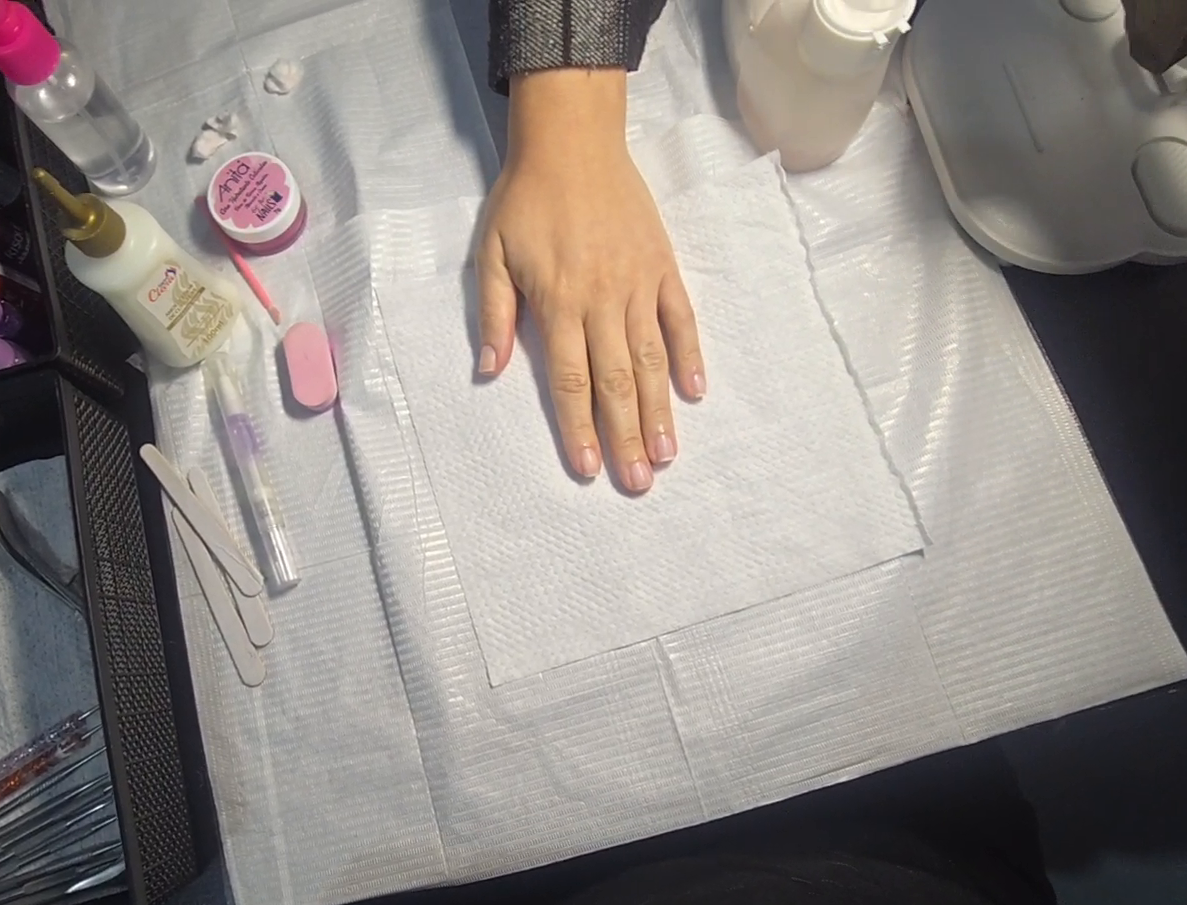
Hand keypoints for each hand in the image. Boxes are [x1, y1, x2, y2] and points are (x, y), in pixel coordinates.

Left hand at [476, 68, 704, 492]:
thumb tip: (490, 370)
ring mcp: (639, 285)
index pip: (571, 382)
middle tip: (638, 483)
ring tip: (667, 455)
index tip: (590, 470)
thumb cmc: (526, 200)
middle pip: (616, 382)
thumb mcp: (491, 253)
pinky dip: (690, 354)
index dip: (579, 429)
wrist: (573, 140)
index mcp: (559, 303)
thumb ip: (493, 314)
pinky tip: (696, 392)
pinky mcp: (663, 267)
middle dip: (626, 436)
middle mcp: (603, 301)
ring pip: (651, 360)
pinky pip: (681, 318)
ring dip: (659, 411)